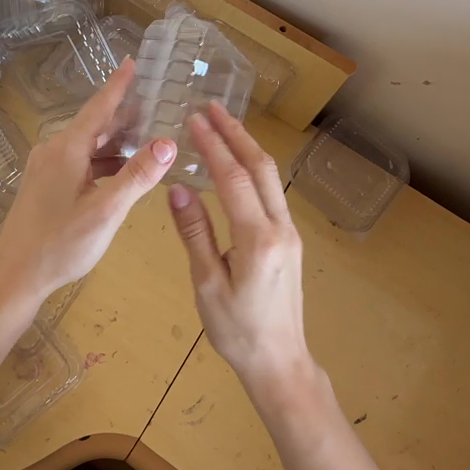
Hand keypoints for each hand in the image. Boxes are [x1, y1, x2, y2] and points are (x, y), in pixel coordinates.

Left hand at [0, 58, 177, 301]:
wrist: (15, 275)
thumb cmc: (61, 243)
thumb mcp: (106, 210)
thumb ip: (137, 175)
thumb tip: (168, 143)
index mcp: (67, 149)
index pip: (99, 107)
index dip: (118, 85)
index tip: (133, 61)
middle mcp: (54, 151)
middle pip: (94, 125)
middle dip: (125, 117)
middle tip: (157, 105)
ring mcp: (46, 168)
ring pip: (87, 146)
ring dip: (116, 142)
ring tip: (148, 138)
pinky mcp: (44, 185)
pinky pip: (79, 162)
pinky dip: (103, 161)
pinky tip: (121, 171)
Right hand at [168, 104, 315, 397]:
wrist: (280, 362)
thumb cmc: (236, 331)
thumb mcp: (206, 284)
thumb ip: (194, 233)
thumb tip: (178, 188)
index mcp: (258, 239)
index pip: (234, 179)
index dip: (214, 146)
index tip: (194, 119)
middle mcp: (280, 228)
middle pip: (261, 168)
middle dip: (236, 134)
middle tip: (212, 107)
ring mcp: (290, 233)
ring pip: (271, 178)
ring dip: (247, 147)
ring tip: (223, 124)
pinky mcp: (289, 240)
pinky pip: (272, 193)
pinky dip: (254, 169)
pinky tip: (238, 163)